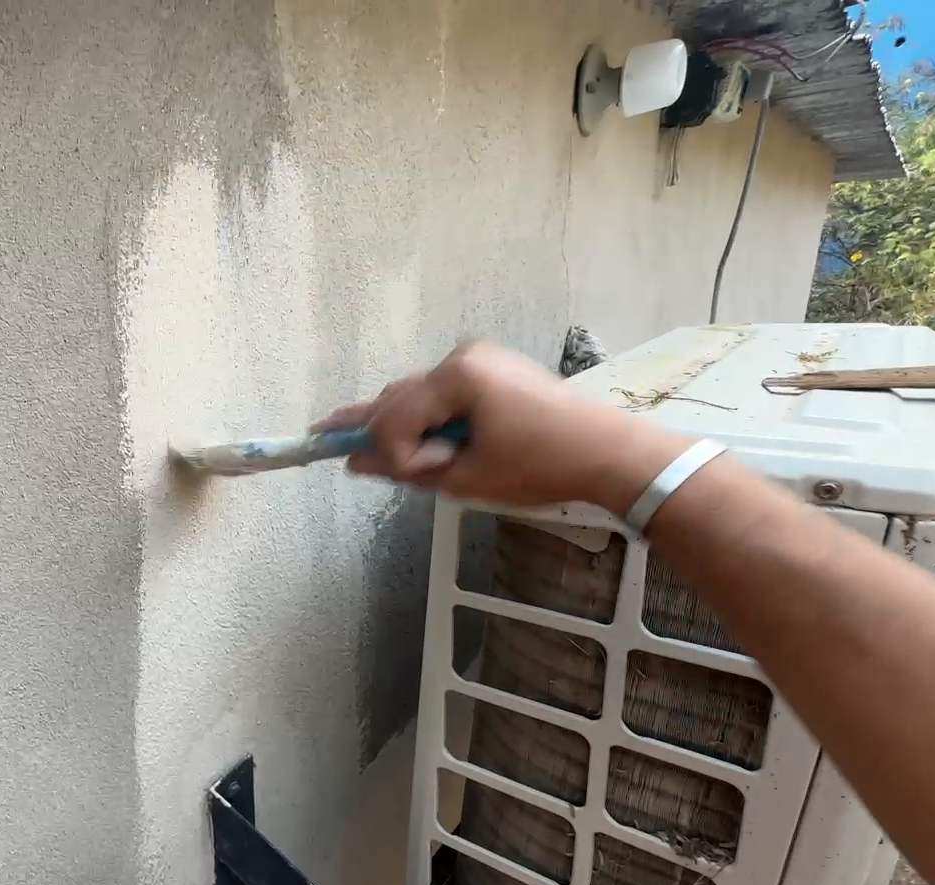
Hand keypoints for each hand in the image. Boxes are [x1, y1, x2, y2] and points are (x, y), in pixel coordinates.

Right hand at [312, 339, 692, 513]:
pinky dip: (420, 417)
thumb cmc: (539, 467)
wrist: (609, 453)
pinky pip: (436, 393)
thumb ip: (403, 467)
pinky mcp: (488, 368)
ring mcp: (476, 358)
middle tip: (324, 443)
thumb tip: (353, 462)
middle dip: (373, 430)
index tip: (408, 478)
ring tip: (354, 442)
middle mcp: (461, 356)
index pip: (396, 416)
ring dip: (393, 422)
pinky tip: (400, 432)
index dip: (391, 453)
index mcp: (458, 376)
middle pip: (396, 397)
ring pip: (413, 394)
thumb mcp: (464, 476)